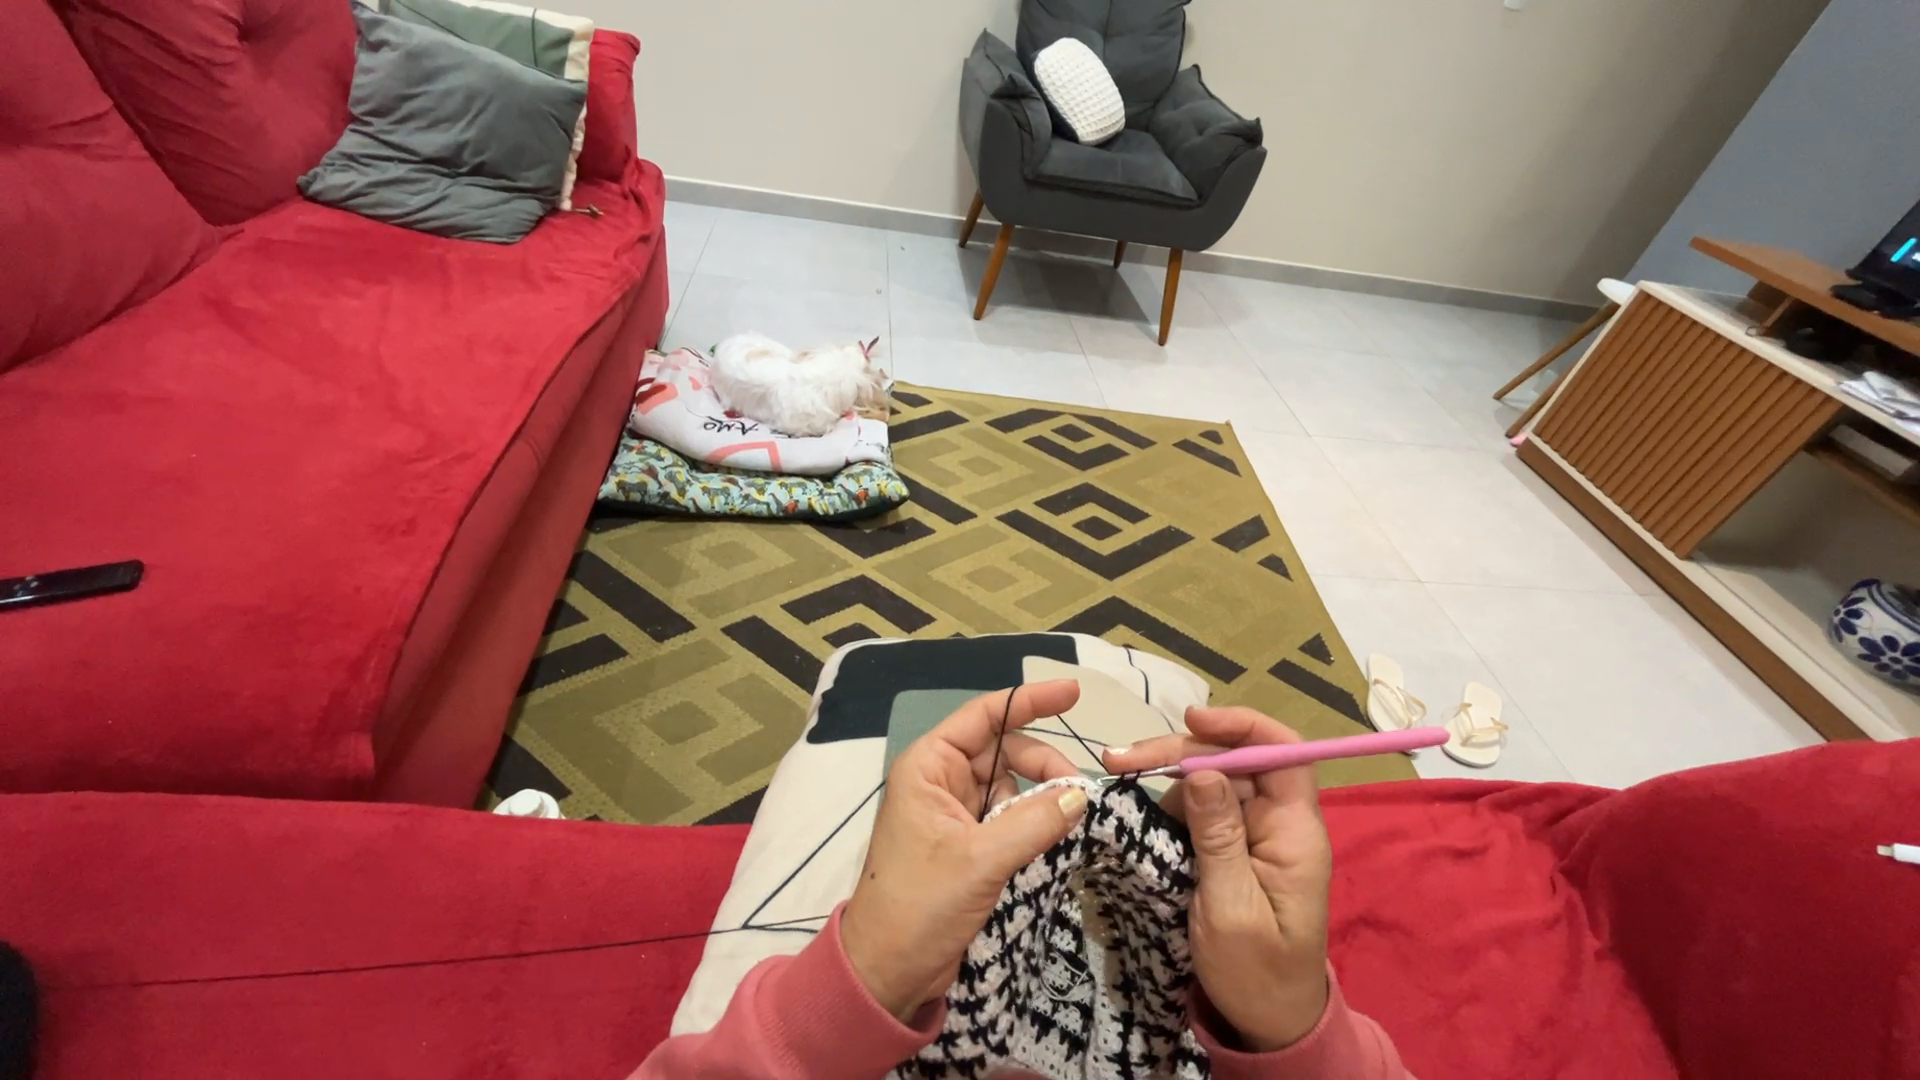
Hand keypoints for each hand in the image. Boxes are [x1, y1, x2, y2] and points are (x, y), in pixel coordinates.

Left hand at [841, 679, 1090, 1021]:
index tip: (1073, 692)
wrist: (887, 972)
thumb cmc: (920, 904)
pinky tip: (1053, 830)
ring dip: (1040, 792)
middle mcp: (940, 779)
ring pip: (1010, 782)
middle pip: (1003, 749)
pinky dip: (1032, 817)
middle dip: (1042, 762)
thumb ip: (1034, 821)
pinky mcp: (967, 841)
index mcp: (929, 765)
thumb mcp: (981, 859)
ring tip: (1067, 816)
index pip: (984, 715)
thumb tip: (1081, 795)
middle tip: (1079, 791)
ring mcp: (954, 811)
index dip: (1029, 699)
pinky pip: (1008, 813)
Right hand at [1103, 706, 1332, 1051]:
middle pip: (1234, 758)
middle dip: (1179, 748)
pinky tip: (1134, 801)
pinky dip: (1164, 798)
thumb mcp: (1231, 908)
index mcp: (1295, 832)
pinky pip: (1197, 804)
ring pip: (1210, 775)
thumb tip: (1200, 771)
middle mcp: (1275, 820)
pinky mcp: (1226, 843)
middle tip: (1119, 758)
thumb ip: (1217, 837)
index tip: (1190, 720)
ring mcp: (1250, 830)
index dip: (1242, 726)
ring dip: (1165, 770)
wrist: (1262, 1022)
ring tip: (1117, 771)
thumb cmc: (1256, 972)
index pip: (1284, 752)